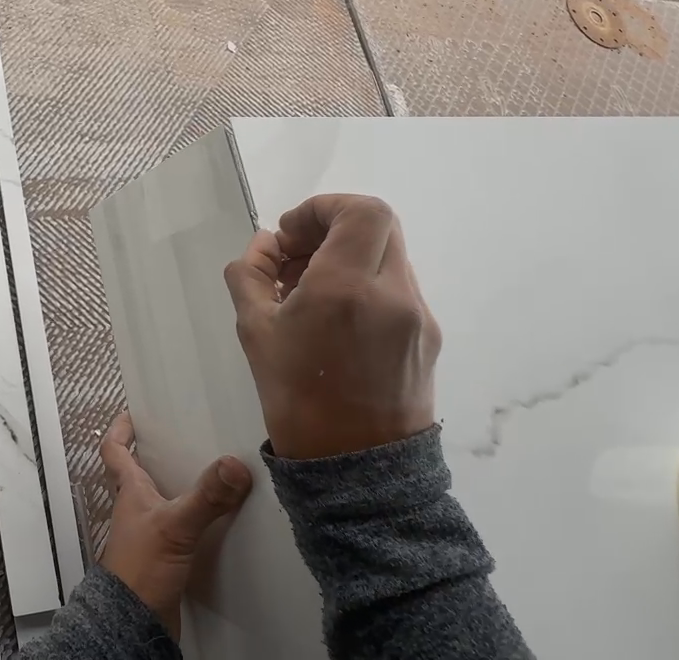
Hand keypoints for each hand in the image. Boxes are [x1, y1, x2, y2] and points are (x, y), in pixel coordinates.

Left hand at [98, 409, 252, 636]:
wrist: (135, 620)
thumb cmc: (139, 569)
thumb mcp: (175, 525)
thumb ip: (205, 496)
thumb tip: (232, 466)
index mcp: (128, 490)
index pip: (114, 450)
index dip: (120, 430)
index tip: (132, 413)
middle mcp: (133, 507)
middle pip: (135, 471)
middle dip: (151, 454)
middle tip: (174, 438)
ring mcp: (146, 531)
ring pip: (156, 498)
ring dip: (173, 485)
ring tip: (201, 474)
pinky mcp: (161, 554)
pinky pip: (173, 526)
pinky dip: (188, 518)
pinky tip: (209, 520)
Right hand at [222, 194, 440, 460]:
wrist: (355, 470)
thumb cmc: (295, 396)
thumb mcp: (253, 330)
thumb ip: (250, 274)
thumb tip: (267, 246)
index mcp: (347, 287)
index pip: (360, 212)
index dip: (323, 207)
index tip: (290, 233)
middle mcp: (393, 293)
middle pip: (378, 225)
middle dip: (331, 227)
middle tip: (296, 255)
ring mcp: (418, 315)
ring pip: (387, 254)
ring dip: (347, 254)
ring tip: (306, 289)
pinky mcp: (428, 336)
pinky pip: (395, 286)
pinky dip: (363, 281)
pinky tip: (332, 316)